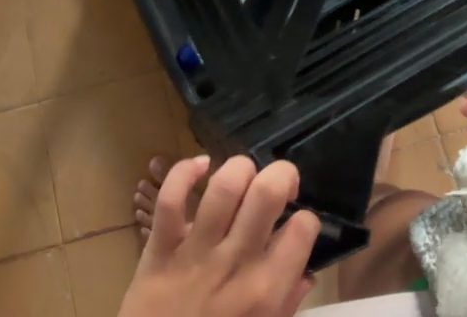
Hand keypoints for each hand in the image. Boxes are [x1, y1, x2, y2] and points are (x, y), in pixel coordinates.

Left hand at [116, 155, 321, 316]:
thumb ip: (286, 304)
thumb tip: (306, 273)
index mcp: (266, 291)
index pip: (302, 230)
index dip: (305, 217)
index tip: (295, 220)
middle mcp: (236, 264)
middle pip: (265, 194)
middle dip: (280, 174)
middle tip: (278, 182)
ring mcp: (196, 252)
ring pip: (223, 187)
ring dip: (238, 168)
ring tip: (242, 173)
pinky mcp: (160, 246)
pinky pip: (170, 198)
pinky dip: (184, 171)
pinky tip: (199, 165)